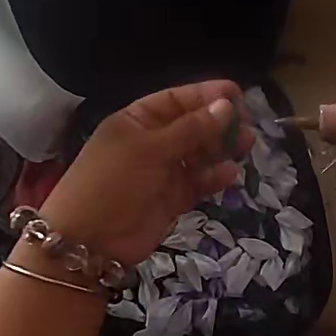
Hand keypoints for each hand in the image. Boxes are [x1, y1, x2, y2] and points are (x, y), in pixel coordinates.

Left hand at [41, 80, 253, 266]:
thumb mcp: (151, 149)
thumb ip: (191, 129)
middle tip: (247, 124)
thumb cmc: (113, 182)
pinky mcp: (170, 199)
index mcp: (137, 121)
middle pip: (190, 126)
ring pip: (198, 154)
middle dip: (218, 123)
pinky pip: (197, 182)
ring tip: (246, 145)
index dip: (204, 95)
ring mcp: (161, 172)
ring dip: (221, 149)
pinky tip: (230, 174)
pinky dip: (213, 178)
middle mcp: (150, 143)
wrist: (88, 241)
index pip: (175, 100)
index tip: (237, 93)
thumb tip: (227, 105)